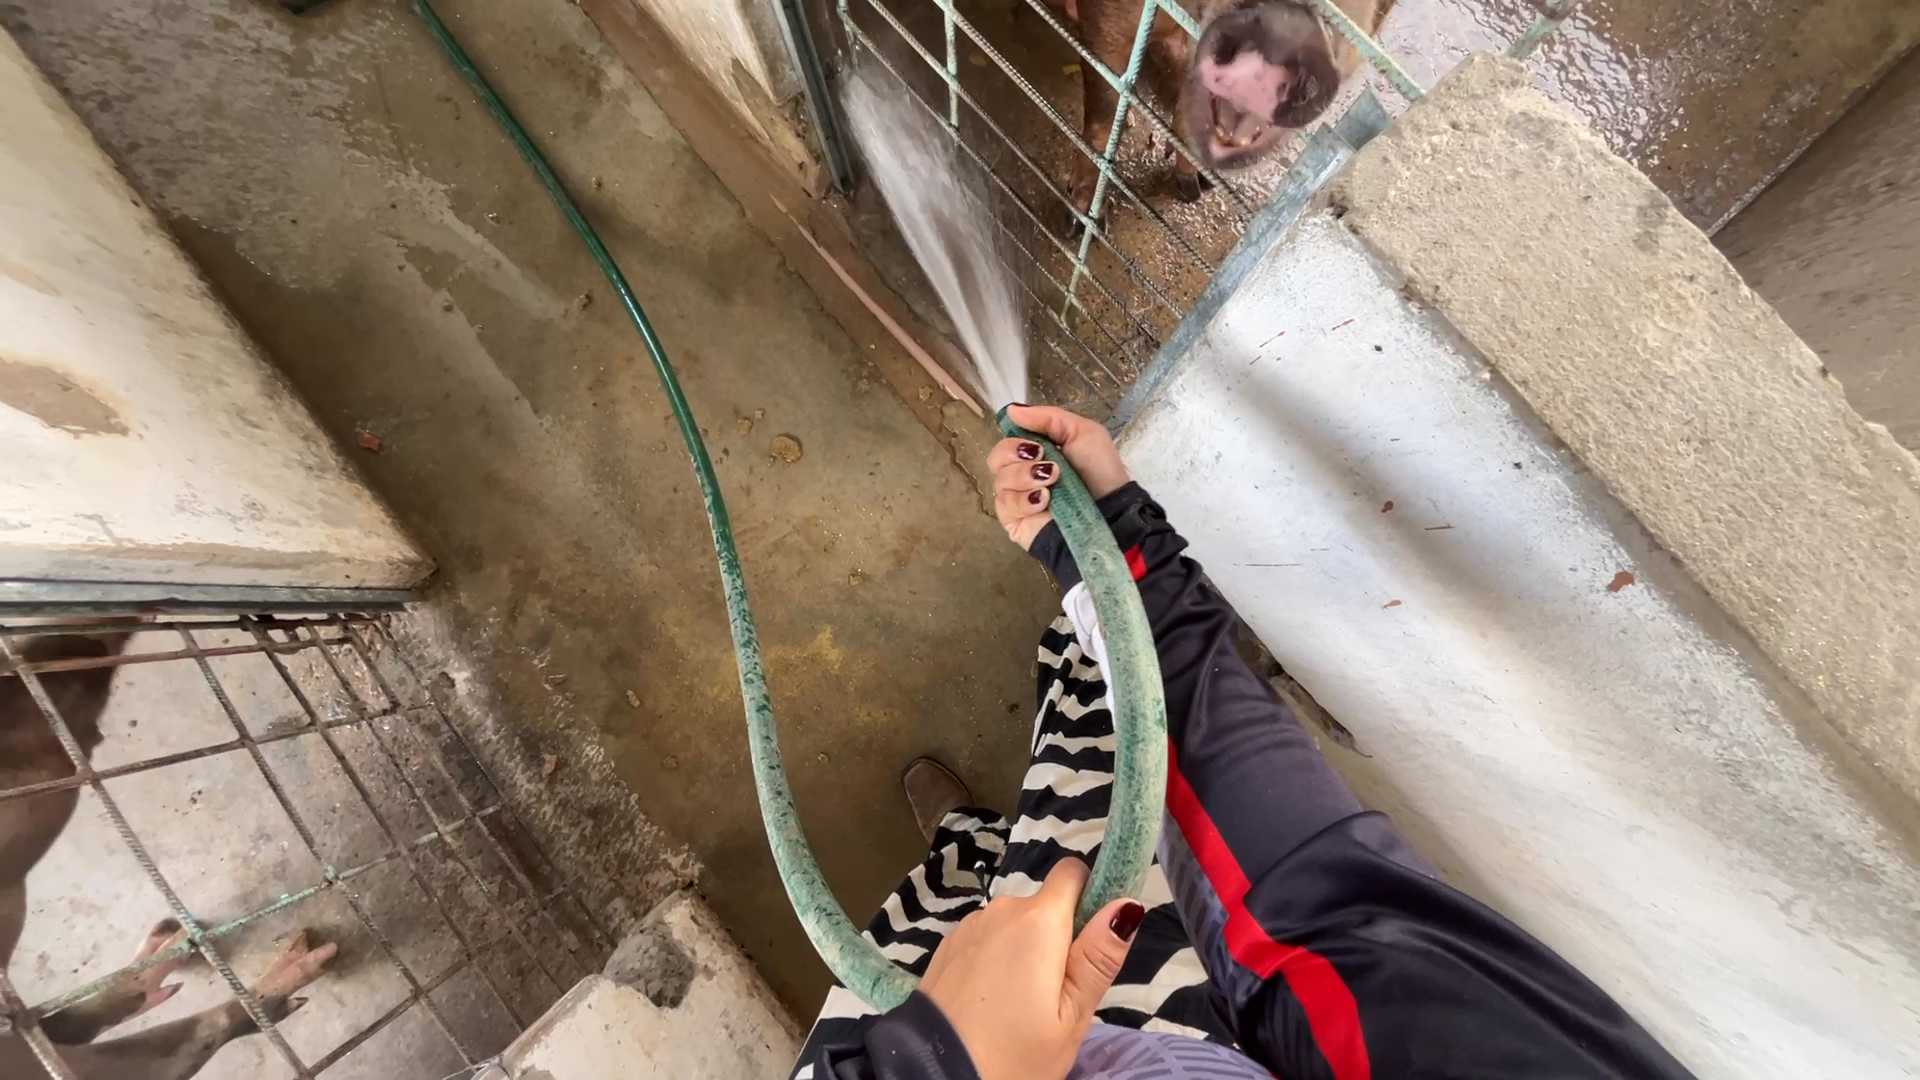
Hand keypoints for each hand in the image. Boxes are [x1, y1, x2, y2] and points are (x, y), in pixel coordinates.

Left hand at [918, 859, 1144, 1079]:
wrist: (934, 1075)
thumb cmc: (1014, 1054)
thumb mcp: (1072, 1016)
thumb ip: (1099, 957)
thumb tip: (1127, 903)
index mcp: (1039, 919)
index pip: (1072, 872)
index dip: (1089, 894)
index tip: (1091, 939)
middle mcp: (1004, 907)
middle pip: (1045, 906)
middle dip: (1058, 939)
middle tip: (1055, 997)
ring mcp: (972, 922)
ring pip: (1016, 924)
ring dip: (1025, 950)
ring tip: (1019, 1006)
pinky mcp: (950, 941)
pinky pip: (988, 937)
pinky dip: (996, 958)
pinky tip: (989, 1001)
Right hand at [988, 405, 1130, 548]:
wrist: (1109, 510)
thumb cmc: (1100, 471)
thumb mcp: (1082, 431)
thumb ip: (1047, 417)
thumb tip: (1010, 409)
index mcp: (1035, 452)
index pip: (1007, 440)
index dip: (1015, 440)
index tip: (1036, 446)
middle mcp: (1022, 473)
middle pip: (996, 458)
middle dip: (1018, 458)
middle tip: (1048, 466)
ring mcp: (1016, 498)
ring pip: (1000, 480)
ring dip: (1026, 478)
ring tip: (1052, 485)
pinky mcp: (1014, 520)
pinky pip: (1005, 504)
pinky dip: (1024, 500)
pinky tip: (1045, 502)